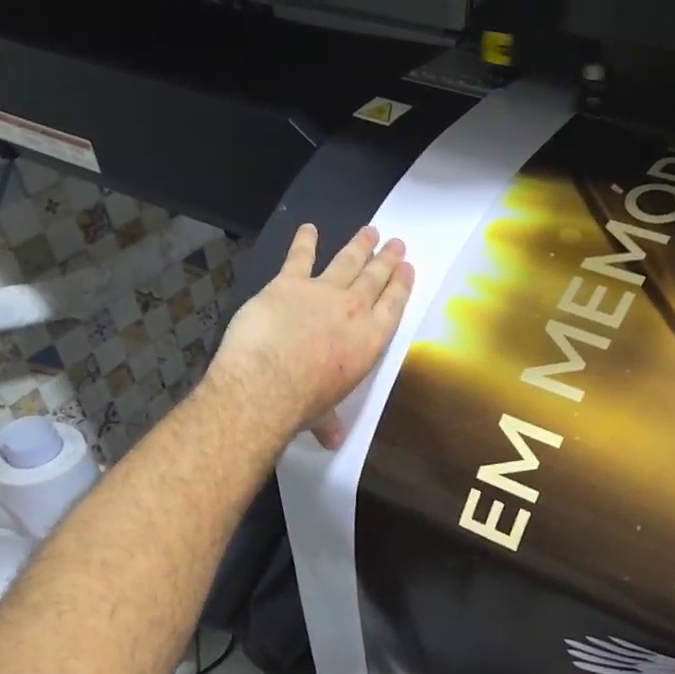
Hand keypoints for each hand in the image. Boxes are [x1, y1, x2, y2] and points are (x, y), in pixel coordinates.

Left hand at [214, 223, 413, 449]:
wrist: (266, 384)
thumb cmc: (303, 405)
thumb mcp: (325, 416)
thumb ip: (331, 423)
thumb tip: (334, 442)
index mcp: (369, 342)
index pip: (392, 306)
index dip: (402, 285)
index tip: (408, 269)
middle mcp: (352, 311)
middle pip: (374, 279)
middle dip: (386, 260)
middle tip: (396, 244)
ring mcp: (321, 293)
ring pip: (346, 262)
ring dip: (359, 246)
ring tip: (370, 231)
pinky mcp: (287, 283)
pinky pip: (299, 257)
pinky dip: (305, 241)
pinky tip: (309, 229)